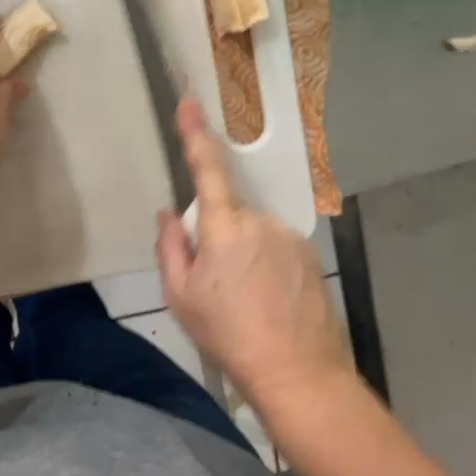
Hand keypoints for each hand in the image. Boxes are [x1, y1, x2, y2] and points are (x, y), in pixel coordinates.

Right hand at [156, 97, 352, 411]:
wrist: (296, 371)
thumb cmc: (226, 333)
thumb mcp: (179, 296)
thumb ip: (169, 248)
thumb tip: (168, 215)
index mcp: (223, 228)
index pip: (207, 170)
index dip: (195, 135)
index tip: (189, 104)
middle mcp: (260, 222)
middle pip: (226, 213)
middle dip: (214, 236)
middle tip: (210, 284)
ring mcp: (289, 238)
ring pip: (251, 234)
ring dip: (240, 254)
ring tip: (240, 301)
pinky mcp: (308, 256)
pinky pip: (273, 249)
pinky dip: (262, 267)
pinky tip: (263, 303)